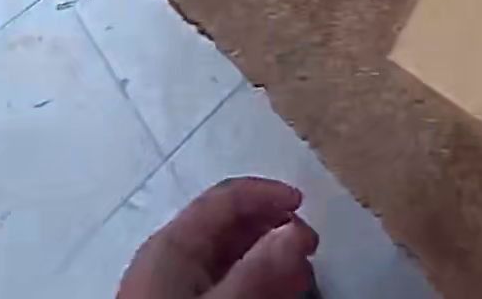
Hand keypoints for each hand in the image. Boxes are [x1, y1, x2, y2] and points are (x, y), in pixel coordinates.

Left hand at [117, 177, 318, 298]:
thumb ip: (258, 272)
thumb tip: (296, 230)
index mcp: (172, 246)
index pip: (226, 198)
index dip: (268, 194)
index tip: (305, 207)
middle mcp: (171, 261)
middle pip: (230, 226)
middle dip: (274, 231)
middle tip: (310, 249)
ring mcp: (173, 294)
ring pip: (231, 259)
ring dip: (269, 261)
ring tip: (302, 278)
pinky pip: (224, 288)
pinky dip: (255, 287)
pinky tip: (279, 298)